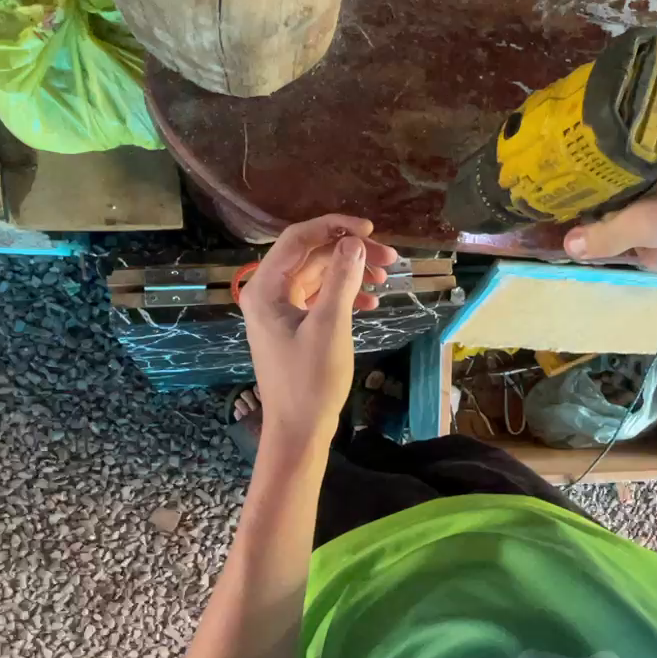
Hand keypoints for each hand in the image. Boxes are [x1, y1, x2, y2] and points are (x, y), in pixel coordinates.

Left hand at [238, 215, 398, 447]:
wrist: (299, 429)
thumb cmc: (310, 381)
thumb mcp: (330, 327)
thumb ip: (341, 280)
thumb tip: (354, 244)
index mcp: (266, 289)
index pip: (298, 240)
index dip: (335, 228)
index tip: (371, 230)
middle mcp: (268, 294)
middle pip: (311, 257)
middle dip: (350, 253)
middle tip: (390, 259)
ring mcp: (281, 312)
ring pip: (319, 277)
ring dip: (352, 273)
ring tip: (386, 279)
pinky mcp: (294, 328)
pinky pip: (320, 299)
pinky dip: (345, 296)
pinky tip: (371, 302)